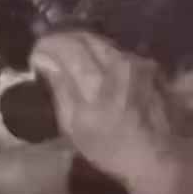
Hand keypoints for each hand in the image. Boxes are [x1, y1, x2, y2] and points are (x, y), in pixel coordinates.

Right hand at [32, 30, 183, 190]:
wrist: (158, 156)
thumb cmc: (110, 149)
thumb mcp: (73, 126)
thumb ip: (59, 89)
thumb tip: (44, 62)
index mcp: (94, 81)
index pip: (63, 46)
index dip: (44, 47)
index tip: (34, 57)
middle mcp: (116, 63)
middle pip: (82, 37)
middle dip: (60, 40)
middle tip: (47, 53)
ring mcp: (135, 61)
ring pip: (100, 40)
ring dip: (79, 45)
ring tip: (67, 59)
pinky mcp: (147, 65)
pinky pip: (115, 50)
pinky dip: (98, 53)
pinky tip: (93, 68)